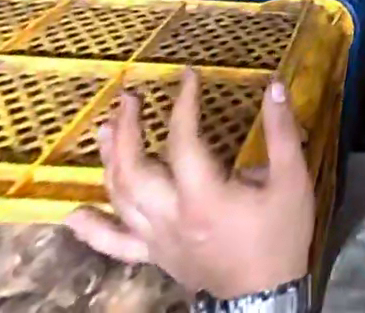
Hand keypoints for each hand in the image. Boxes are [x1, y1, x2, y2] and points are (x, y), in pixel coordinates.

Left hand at [65, 69, 313, 298]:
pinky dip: (91, 230)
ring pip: (120, 200)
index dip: (183, 104)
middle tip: (129, 97)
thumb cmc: (279, 233)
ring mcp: (157, 240)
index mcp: (204, 196)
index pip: (183, 140)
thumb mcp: (291, 179)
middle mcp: (171, 217)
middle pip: (135, 171)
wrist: (265, 297)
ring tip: (106, 128)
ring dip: (109, 162)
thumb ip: (281, 132)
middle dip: (128, 130)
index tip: (188, 75)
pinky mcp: (154, 256)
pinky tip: (73, 215)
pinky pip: (115, 245)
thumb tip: (274, 87)